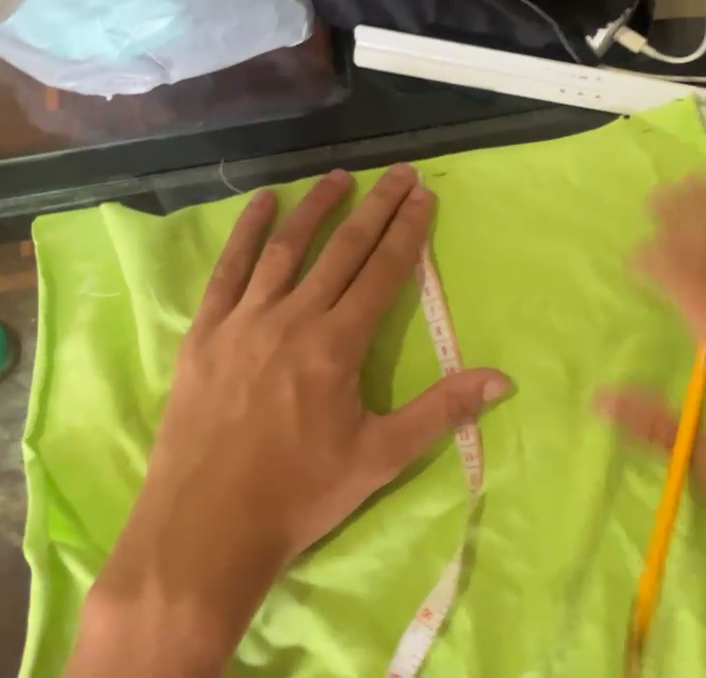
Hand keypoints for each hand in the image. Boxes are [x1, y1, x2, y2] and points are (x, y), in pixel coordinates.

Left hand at [71, 166, 509, 677]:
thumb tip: (502, 379)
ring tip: (339, 177)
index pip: (383, 271)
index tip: (424, 194)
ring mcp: (244, 321)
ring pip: (287, 249)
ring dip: (317, 208)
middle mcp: (293, 318)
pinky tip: (262, 204)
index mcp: (338, 345)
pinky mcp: (206, 333)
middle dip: (376, 207)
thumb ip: (441, 411)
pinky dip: (247, 233)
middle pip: (343, 249)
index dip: (408, 230)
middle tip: (398, 173)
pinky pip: (228, 271)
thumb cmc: (299, 495)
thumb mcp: (380, 457)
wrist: (203, 531)